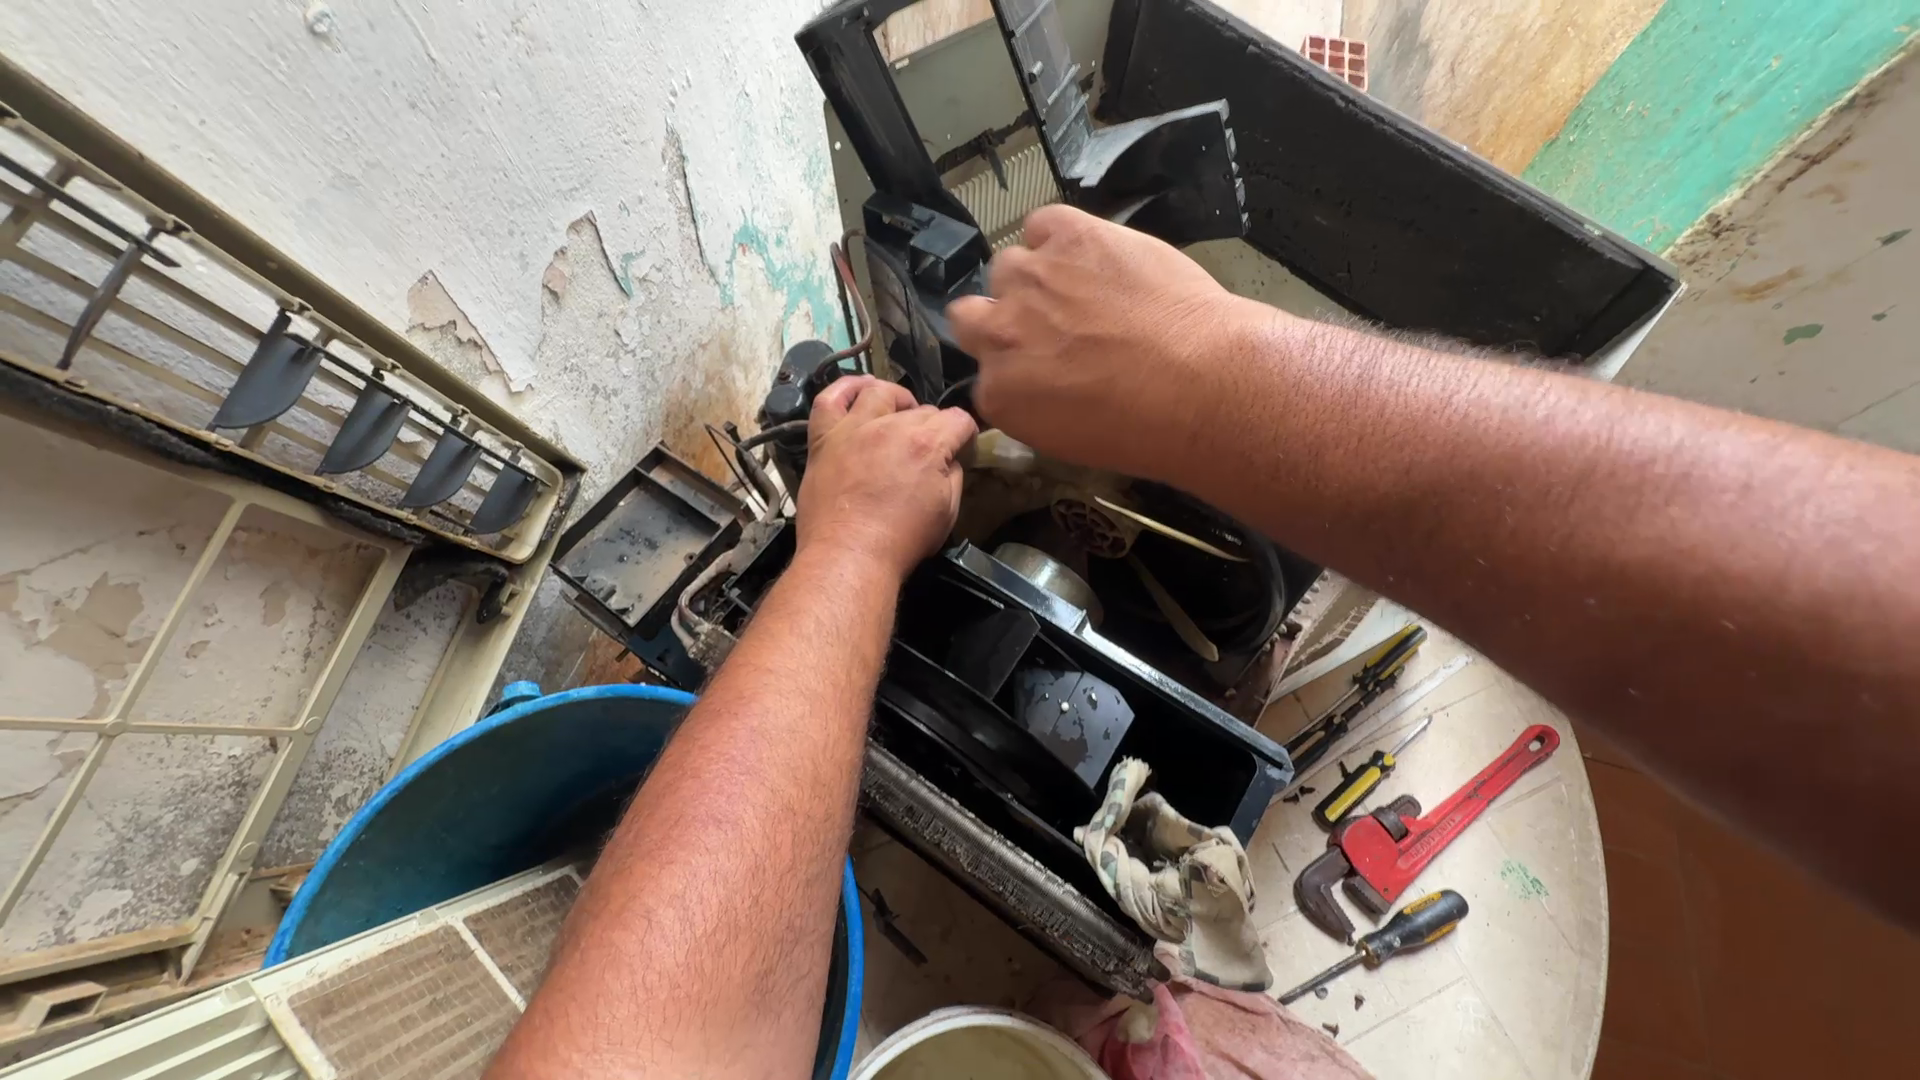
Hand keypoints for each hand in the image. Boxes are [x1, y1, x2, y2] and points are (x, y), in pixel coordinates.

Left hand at [795, 376, 978, 580]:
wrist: (849, 555)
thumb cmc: (902, 541)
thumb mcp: (947, 512)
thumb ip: (952, 475)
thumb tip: (948, 458)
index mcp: (927, 444)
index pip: (958, 419)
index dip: (966, 432)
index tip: (963, 445)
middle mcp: (891, 426)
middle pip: (922, 409)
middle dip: (932, 424)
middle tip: (928, 449)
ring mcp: (854, 428)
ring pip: (880, 392)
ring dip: (896, 399)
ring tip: (899, 413)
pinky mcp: (824, 438)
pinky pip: (830, 399)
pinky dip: (845, 388)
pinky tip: (858, 391)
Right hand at [948, 204, 1270, 479]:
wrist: (1196, 382)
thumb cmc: (1142, 428)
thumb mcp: (1067, 440)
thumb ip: (1031, 404)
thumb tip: (1034, 383)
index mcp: (998, 392)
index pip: (983, 370)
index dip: (1011, 364)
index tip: (1038, 366)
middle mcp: (1000, 333)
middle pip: (970, 315)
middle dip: (1000, 319)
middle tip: (1046, 327)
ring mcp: (1030, 280)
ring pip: (1006, 267)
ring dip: (1033, 278)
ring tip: (1080, 288)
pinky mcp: (1068, 236)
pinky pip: (1042, 224)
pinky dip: (1058, 236)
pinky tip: (1092, 255)